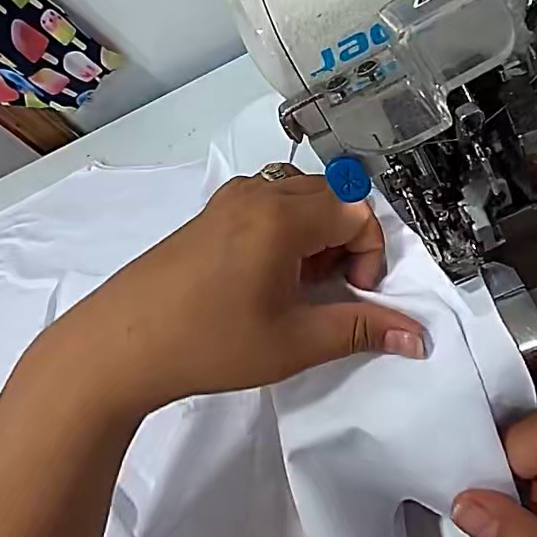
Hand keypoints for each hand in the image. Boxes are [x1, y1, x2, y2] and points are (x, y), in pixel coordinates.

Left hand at [53, 166, 428, 412]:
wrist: (119, 344)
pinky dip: (286, 226)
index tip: (352, 293)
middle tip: (326, 288)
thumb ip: (361, 329)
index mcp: (282, 215)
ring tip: (296, 281)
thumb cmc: (210, 342)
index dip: (369, 253)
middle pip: (331, 195)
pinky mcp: (211, 211)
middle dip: (345, 239)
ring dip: (316, 231)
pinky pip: (268, 200)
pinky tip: (265, 272)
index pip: (357, 210)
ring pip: (300, 195)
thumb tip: (417, 337)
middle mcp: (258, 192)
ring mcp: (230, 197)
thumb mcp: (294, 341)